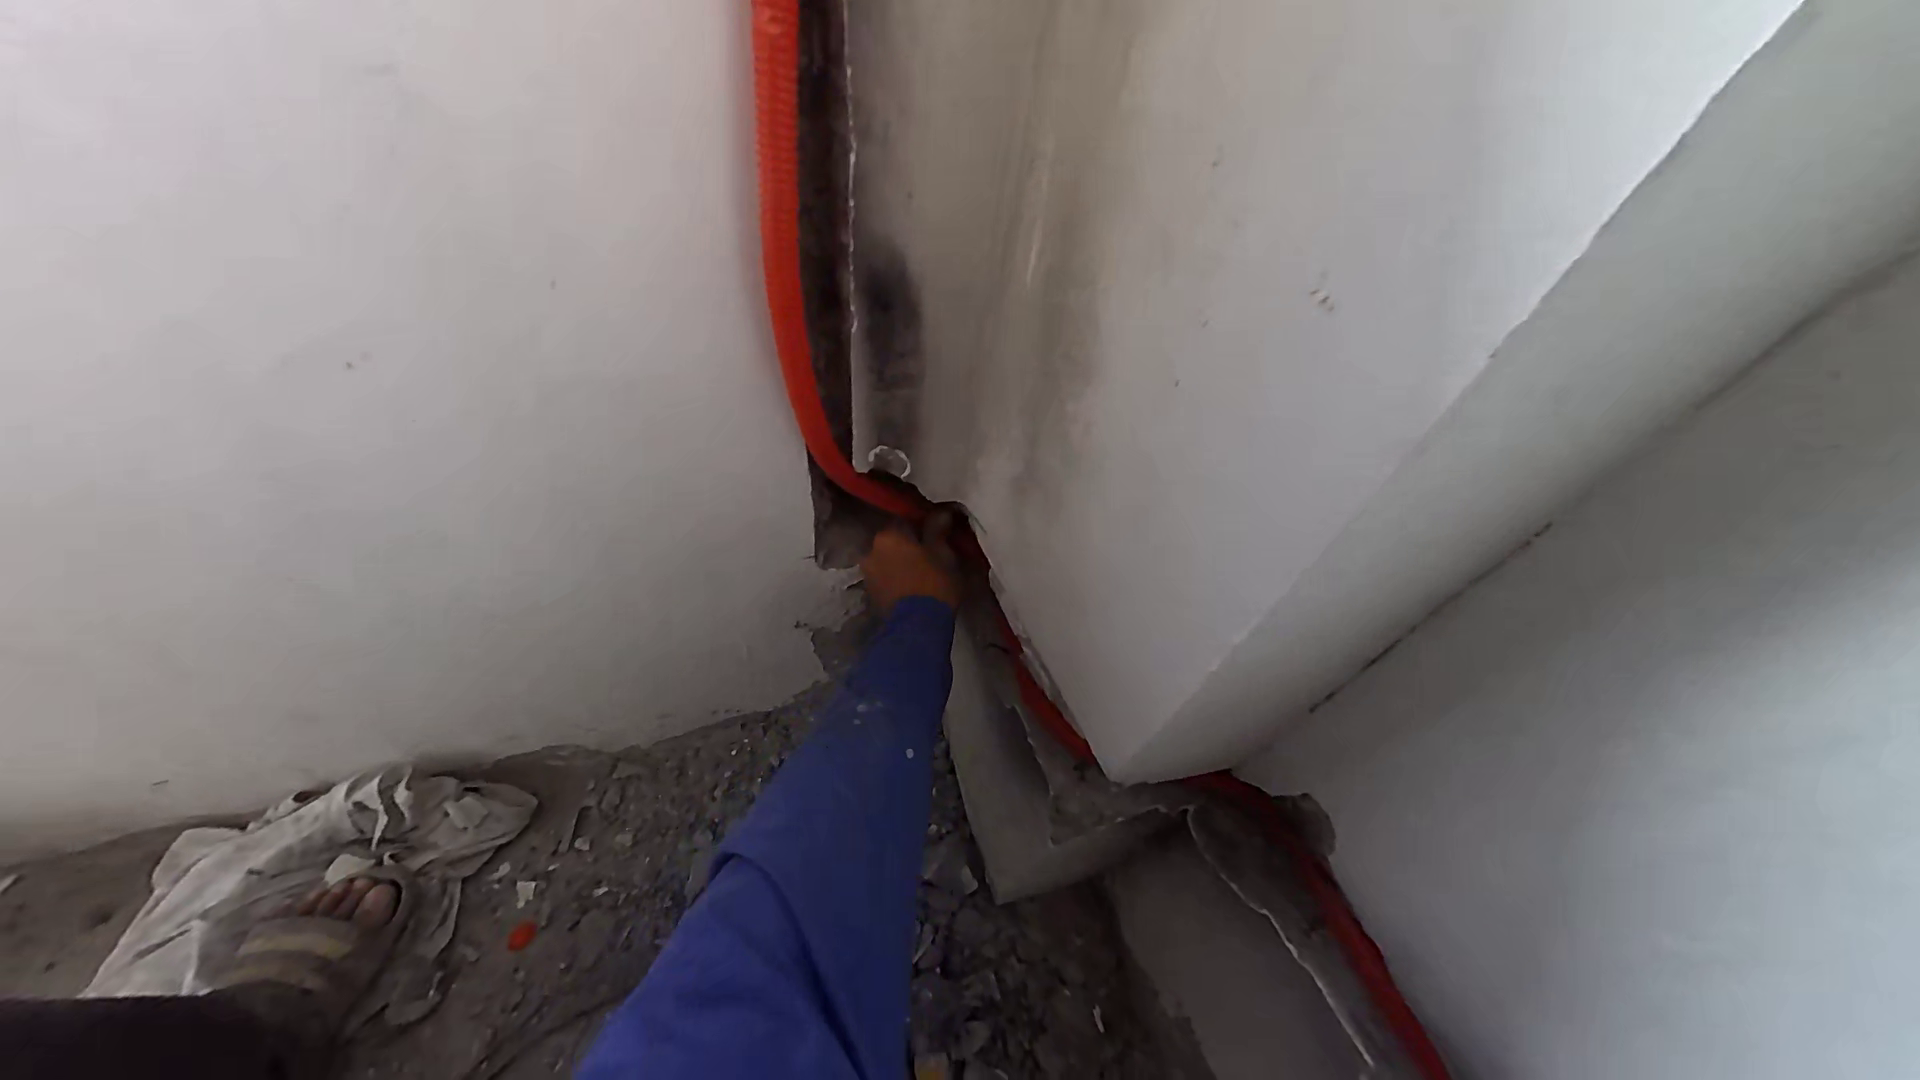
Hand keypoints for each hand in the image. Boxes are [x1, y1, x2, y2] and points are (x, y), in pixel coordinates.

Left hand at [860, 508, 961, 613]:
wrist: (917, 626)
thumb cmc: (934, 583)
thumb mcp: (943, 554)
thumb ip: (938, 530)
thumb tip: (941, 512)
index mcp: (888, 535)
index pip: (904, 521)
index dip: (921, 527)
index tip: (935, 536)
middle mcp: (871, 550)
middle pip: (892, 542)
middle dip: (907, 546)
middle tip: (927, 556)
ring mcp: (867, 574)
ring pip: (887, 560)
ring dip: (899, 563)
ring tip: (918, 574)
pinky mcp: (869, 594)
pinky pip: (884, 578)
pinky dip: (894, 578)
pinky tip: (909, 586)